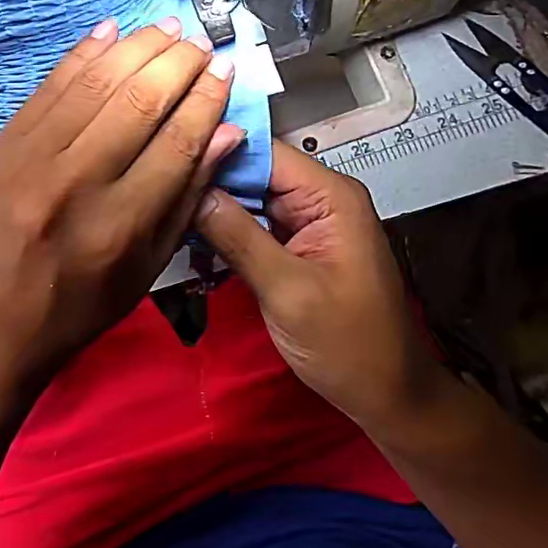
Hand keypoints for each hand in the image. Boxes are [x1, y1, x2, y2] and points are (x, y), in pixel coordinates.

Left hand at [0, 17, 245, 401]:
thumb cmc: (81, 306)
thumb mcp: (148, 266)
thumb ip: (188, 196)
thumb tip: (226, 131)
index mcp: (118, 224)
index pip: (176, 142)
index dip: (206, 100)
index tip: (224, 72)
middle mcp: (74, 182)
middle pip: (139, 102)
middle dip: (178, 64)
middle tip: (202, 46)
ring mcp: (31, 157)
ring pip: (97, 82)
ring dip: (138, 47)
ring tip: (169, 30)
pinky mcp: (4, 143)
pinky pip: (52, 84)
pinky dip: (85, 52)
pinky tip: (112, 30)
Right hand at [193, 142, 443, 430]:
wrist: (387, 396)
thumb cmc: (349, 345)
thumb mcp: (289, 291)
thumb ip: (239, 237)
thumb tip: (193, 190)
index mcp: (330, 195)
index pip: (265, 152)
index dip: (218, 151)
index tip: (170, 161)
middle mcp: (318, 197)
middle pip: (253, 173)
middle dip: (210, 183)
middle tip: (160, 196)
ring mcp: (306, 222)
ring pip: (248, 199)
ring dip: (212, 211)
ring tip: (168, 219)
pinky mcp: (295, 246)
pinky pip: (253, 226)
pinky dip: (225, 234)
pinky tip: (192, 243)